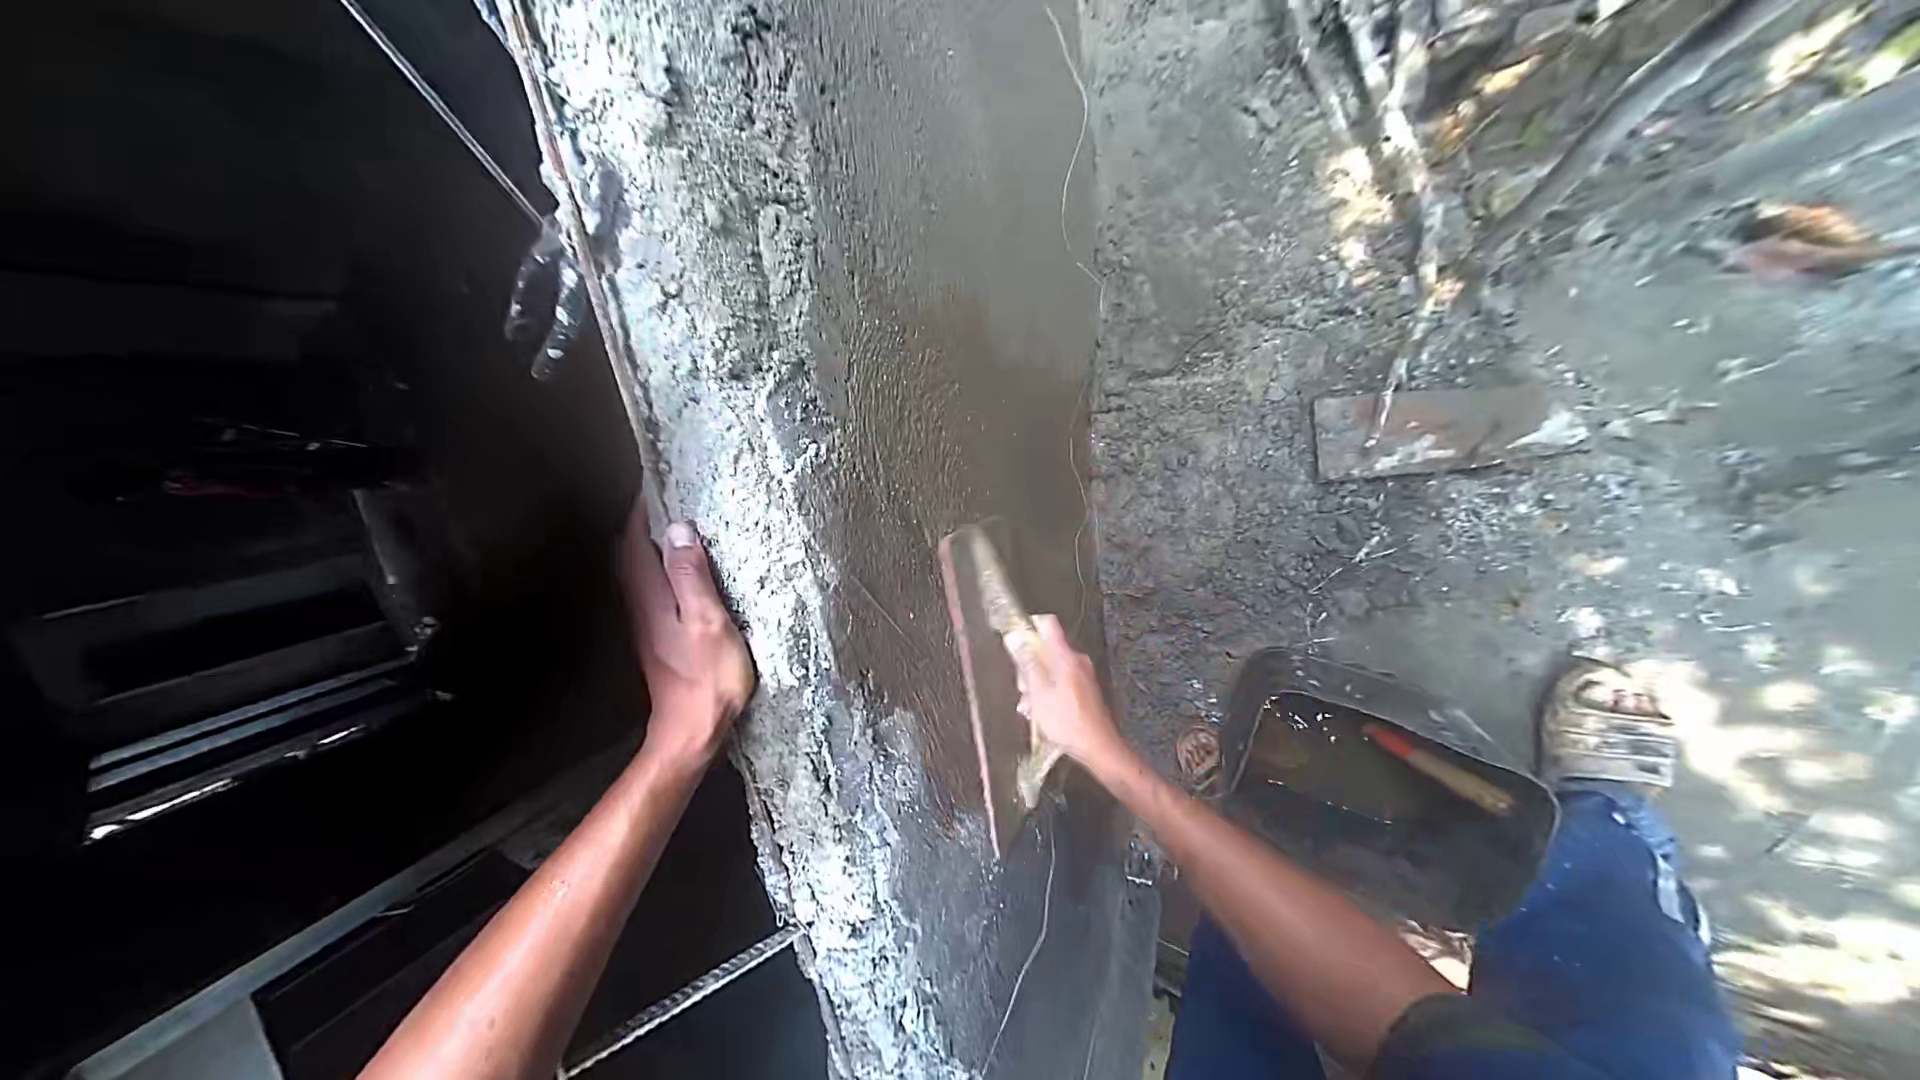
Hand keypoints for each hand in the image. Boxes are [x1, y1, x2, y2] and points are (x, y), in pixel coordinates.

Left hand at [618, 498, 754, 765]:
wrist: (693, 729)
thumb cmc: (707, 677)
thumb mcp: (708, 620)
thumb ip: (692, 576)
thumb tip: (679, 531)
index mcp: (650, 597)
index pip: (634, 543)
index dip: (640, 512)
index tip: (652, 486)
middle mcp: (641, 605)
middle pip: (630, 554)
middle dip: (642, 525)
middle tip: (663, 498)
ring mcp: (647, 622)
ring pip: (640, 572)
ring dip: (651, 546)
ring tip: (673, 524)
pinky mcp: (659, 635)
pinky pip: (654, 589)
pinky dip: (662, 569)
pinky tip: (681, 568)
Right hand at [1008, 614, 1126, 770]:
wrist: (1097, 747)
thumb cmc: (1069, 722)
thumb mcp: (1038, 691)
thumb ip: (1026, 662)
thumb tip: (1014, 637)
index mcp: (1066, 657)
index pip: (1046, 625)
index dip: (1028, 629)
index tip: (1015, 642)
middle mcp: (1077, 661)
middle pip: (1046, 649)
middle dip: (1029, 666)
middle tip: (1024, 687)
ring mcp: (1082, 676)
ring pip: (1051, 669)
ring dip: (1036, 684)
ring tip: (1030, 706)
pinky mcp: (1083, 690)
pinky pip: (1059, 682)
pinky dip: (1047, 693)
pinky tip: (1040, 712)